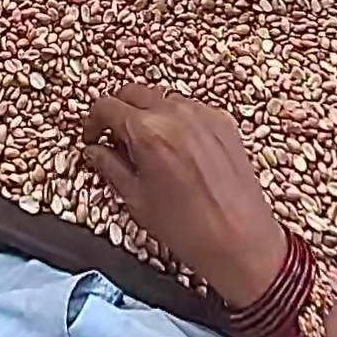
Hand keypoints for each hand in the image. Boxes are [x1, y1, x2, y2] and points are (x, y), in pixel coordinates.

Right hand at [81, 84, 287, 307]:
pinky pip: (188, 109)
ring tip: (148, 145)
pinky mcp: (222, 121)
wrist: (243, 244)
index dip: (93, 121)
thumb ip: (109, 166)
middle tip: (115, 137)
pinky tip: (177, 148)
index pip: (106, 106)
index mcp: (147, 131)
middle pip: (131, 92)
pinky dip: (175, 120)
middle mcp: (174, 114)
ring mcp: (201, 114)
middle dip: (118, 112)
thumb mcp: (136, 199)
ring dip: (147, 113)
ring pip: (160, 98)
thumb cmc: (188, 229)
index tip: (93, 136)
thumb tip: (94, 150)